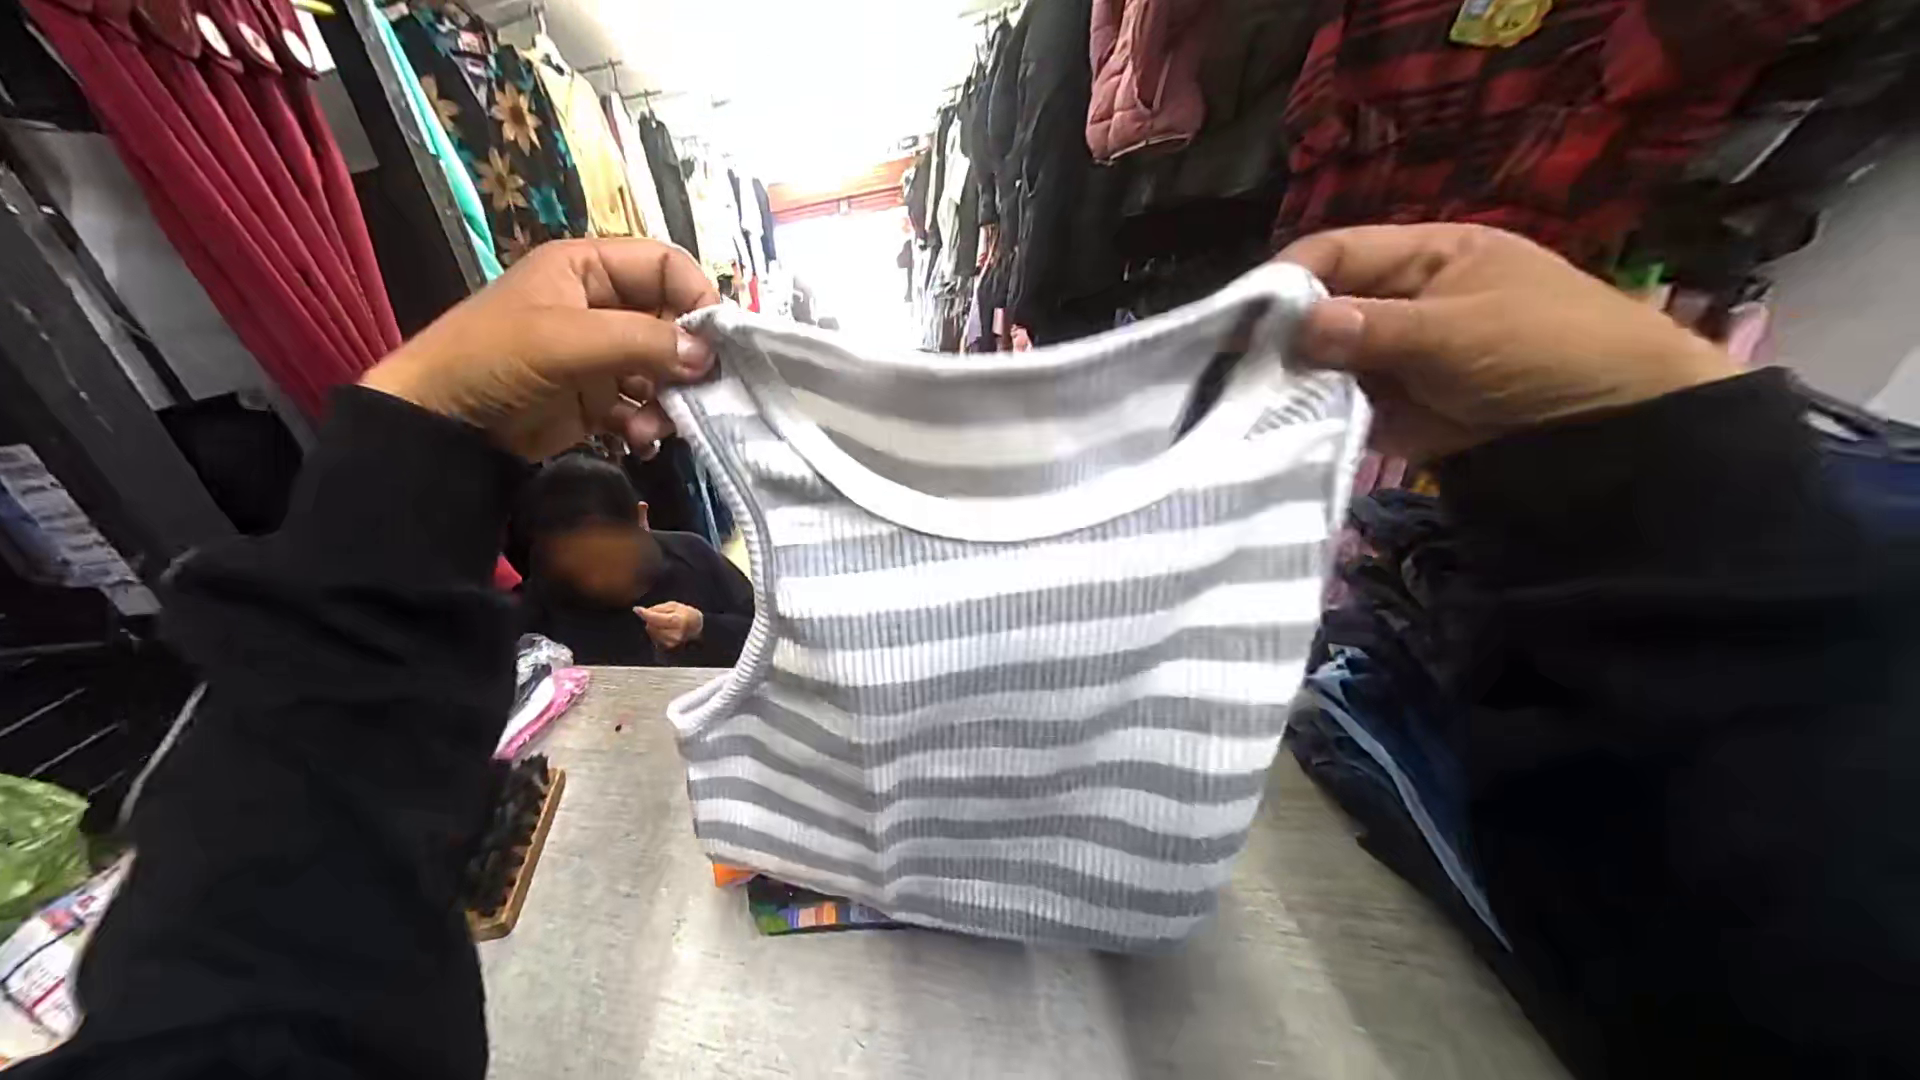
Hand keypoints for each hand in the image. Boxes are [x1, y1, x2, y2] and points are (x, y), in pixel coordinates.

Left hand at [360, 238, 721, 459]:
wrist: (443, 427)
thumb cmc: (494, 360)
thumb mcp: (567, 340)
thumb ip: (642, 342)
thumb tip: (708, 356)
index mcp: (590, 270)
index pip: (667, 267)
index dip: (698, 297)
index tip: (719, 341)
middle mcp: (604, 308)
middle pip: (674, 324)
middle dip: (687, 362)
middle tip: (698, 393)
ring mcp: (606, 356)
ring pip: (667, 371)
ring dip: (670, 401)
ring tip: (655, 427)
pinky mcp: (603, 398)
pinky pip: (648, 406)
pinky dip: (651, 424)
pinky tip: (639, 440)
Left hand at [637, 601, 702, 650]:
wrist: (697, 628)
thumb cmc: (686, 615)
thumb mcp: (675, 606)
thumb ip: (658, 608)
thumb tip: (643, 611)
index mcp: (678, 621)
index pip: (656, 618)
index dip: (645, 614)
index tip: (637, 609)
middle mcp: (675, 634)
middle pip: (651, 626)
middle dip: (651, 620)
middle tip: (660, 616)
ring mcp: (672, 643)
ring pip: (652, 633)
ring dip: (653, 627)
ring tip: (663, 623)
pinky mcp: (668, 648)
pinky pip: (654, 639)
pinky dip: (655, 633)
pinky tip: (663, 630)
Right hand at [1279, 224, 1741, 459]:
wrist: (1598, 431)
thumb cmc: (1547, 349)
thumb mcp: (1462, 331)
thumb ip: (1378, 329)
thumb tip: (1299, 326)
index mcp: (1419, 257)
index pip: (1335, 253)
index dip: (1288, 276)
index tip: (1245, 313)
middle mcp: (1388, 301)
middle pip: (1313, 306)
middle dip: (1276, 331)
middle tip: (1233, 362)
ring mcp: (1377, 354)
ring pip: (1312, 357)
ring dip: (1284, 375)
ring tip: (1245, 395)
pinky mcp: (1374, 402)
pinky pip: (1325, 399)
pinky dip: (1301, 408)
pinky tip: (1272, 419)